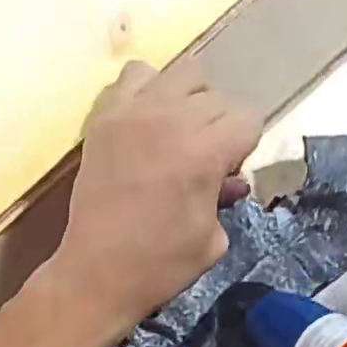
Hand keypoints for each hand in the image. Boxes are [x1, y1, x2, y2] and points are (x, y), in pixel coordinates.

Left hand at [42, 60, 260, 338]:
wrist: (98, 272)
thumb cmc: (162, 265)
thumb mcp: (213, 240)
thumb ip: (226, 198)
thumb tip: (232, 180)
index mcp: (205, 152)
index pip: (248, 119)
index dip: (245, 148)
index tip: (229, 173)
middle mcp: (172, 119)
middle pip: (217, 97)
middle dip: (221, 127)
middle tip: (205, 161)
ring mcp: (134, 112)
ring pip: (183, 74)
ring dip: (191, 100)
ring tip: (180, 133)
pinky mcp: (105, 117)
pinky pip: (136, 75)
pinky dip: (151, 90)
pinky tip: (148, 123)